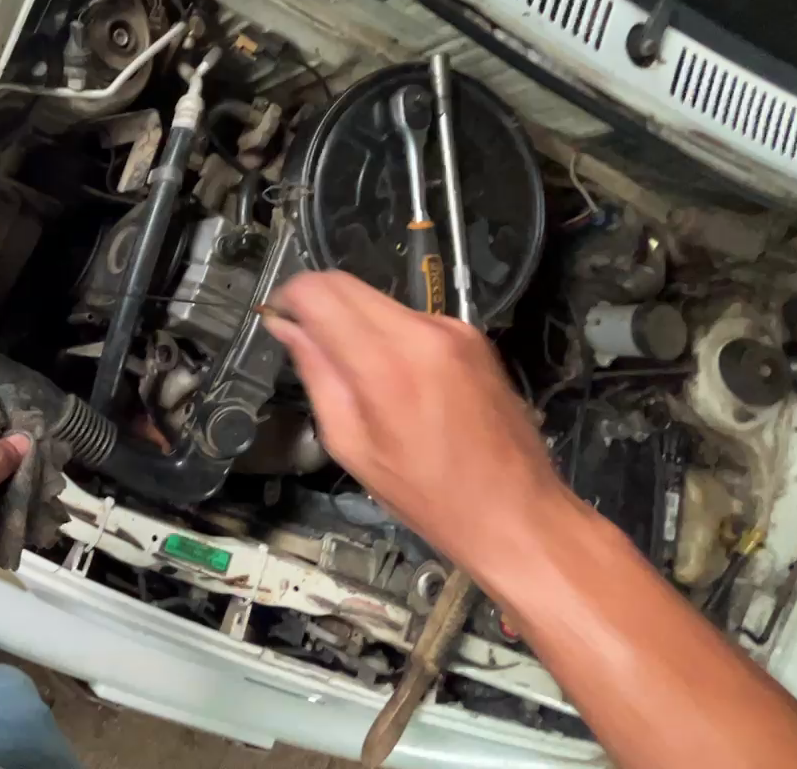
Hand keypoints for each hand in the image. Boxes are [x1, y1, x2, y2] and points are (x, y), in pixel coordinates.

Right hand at [261, 271, 569, 572]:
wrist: (518, 512)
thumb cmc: (426, 493)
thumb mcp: (350, 443)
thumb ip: (316, 374)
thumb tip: (287, 328)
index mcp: (385, 363)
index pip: (318, 293)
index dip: (287, 298)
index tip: (278, 319)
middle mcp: (420, 332)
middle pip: (344, 284)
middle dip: (313, 301)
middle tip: (300, 335)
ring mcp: (451, 329)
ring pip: (374, 298)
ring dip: (349, 318)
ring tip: (350, 366)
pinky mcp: (470, 335)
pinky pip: (407, 317)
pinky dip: (384, 331)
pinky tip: (391, 373)